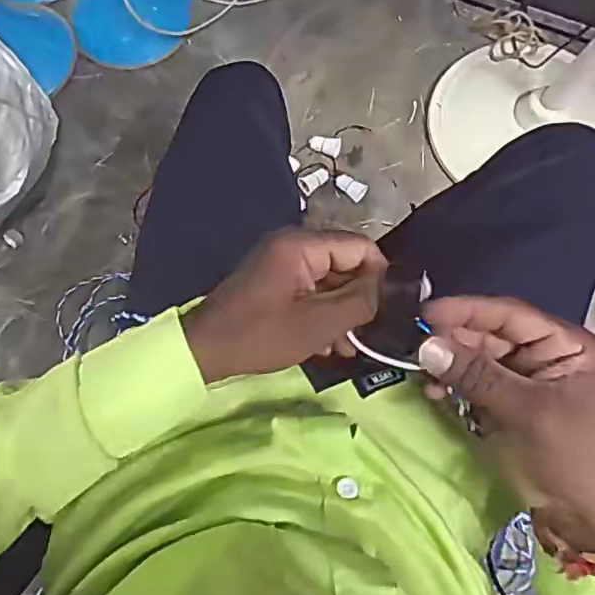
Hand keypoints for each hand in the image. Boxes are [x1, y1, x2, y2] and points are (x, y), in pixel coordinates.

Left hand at [181, 229, 384, 382]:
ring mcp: (280, 262)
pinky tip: (327, 344)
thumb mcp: (319, 323)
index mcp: (301, 244)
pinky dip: (321, 313)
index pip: (361, 247)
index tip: (385, 309)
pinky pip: (310, 289)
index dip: (379, 276)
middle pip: (345, 263)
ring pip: (329, 280)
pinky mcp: (273, 280)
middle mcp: (292, 244)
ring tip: (347, 346)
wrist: (206, 349)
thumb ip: (360, 301)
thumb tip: (388, 288)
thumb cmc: (261, 335)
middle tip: (366, 334)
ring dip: (341, 312)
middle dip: (358, 299)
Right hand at [416, 295, 594, 555]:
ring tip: (422, 376)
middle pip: (489, 336)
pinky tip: (434, 393)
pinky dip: (453, 388)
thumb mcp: (526, 412)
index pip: (509, 315)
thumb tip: (426, 345)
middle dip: (452, 341)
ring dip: (449, 366)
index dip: (466, 311)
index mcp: (566, 347)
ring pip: (477, 361)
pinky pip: (473, 387)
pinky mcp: (508, 410)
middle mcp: (545, 358)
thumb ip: (475, 375)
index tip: (424, 313)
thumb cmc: (574, 460)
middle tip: (414, 348)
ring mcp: (526, 385)